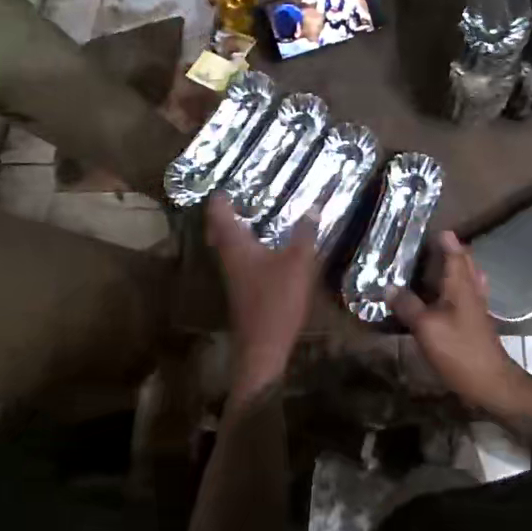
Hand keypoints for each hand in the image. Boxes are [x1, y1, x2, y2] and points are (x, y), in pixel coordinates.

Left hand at [206, 192, 316, 401]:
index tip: (226, 182)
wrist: (262, 348)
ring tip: (251, 215)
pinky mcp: (241, 290)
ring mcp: (233, 276)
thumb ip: (305, 234)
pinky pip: (238, 258)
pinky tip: (262, 247)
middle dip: (225, 213)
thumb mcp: (297, 263)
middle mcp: (228, 258)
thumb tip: (313, 206)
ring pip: (227, 245)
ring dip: (234, 230)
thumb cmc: (276, 300)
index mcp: (236, 246)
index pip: (220, 214)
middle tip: (238, 197)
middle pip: (218, 230)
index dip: (220, 197)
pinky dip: (245, 246)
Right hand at [389, 232, 531, 414]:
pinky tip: (438, 299)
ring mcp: (476, 309)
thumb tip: (389, 287)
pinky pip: (463, 297)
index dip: (445, 240)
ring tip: (431, 268)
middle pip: (464, 263)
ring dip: (452, 270)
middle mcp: (471, 291)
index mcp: (461, 285)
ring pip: (465, 280)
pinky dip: (452, 290)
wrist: (492, 384)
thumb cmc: (460, 351)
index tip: (431, 228)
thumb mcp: (426, 328)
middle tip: (428, 245)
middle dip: (450, 251)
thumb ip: (408, 305)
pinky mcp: (475, 325)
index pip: (455, 253)